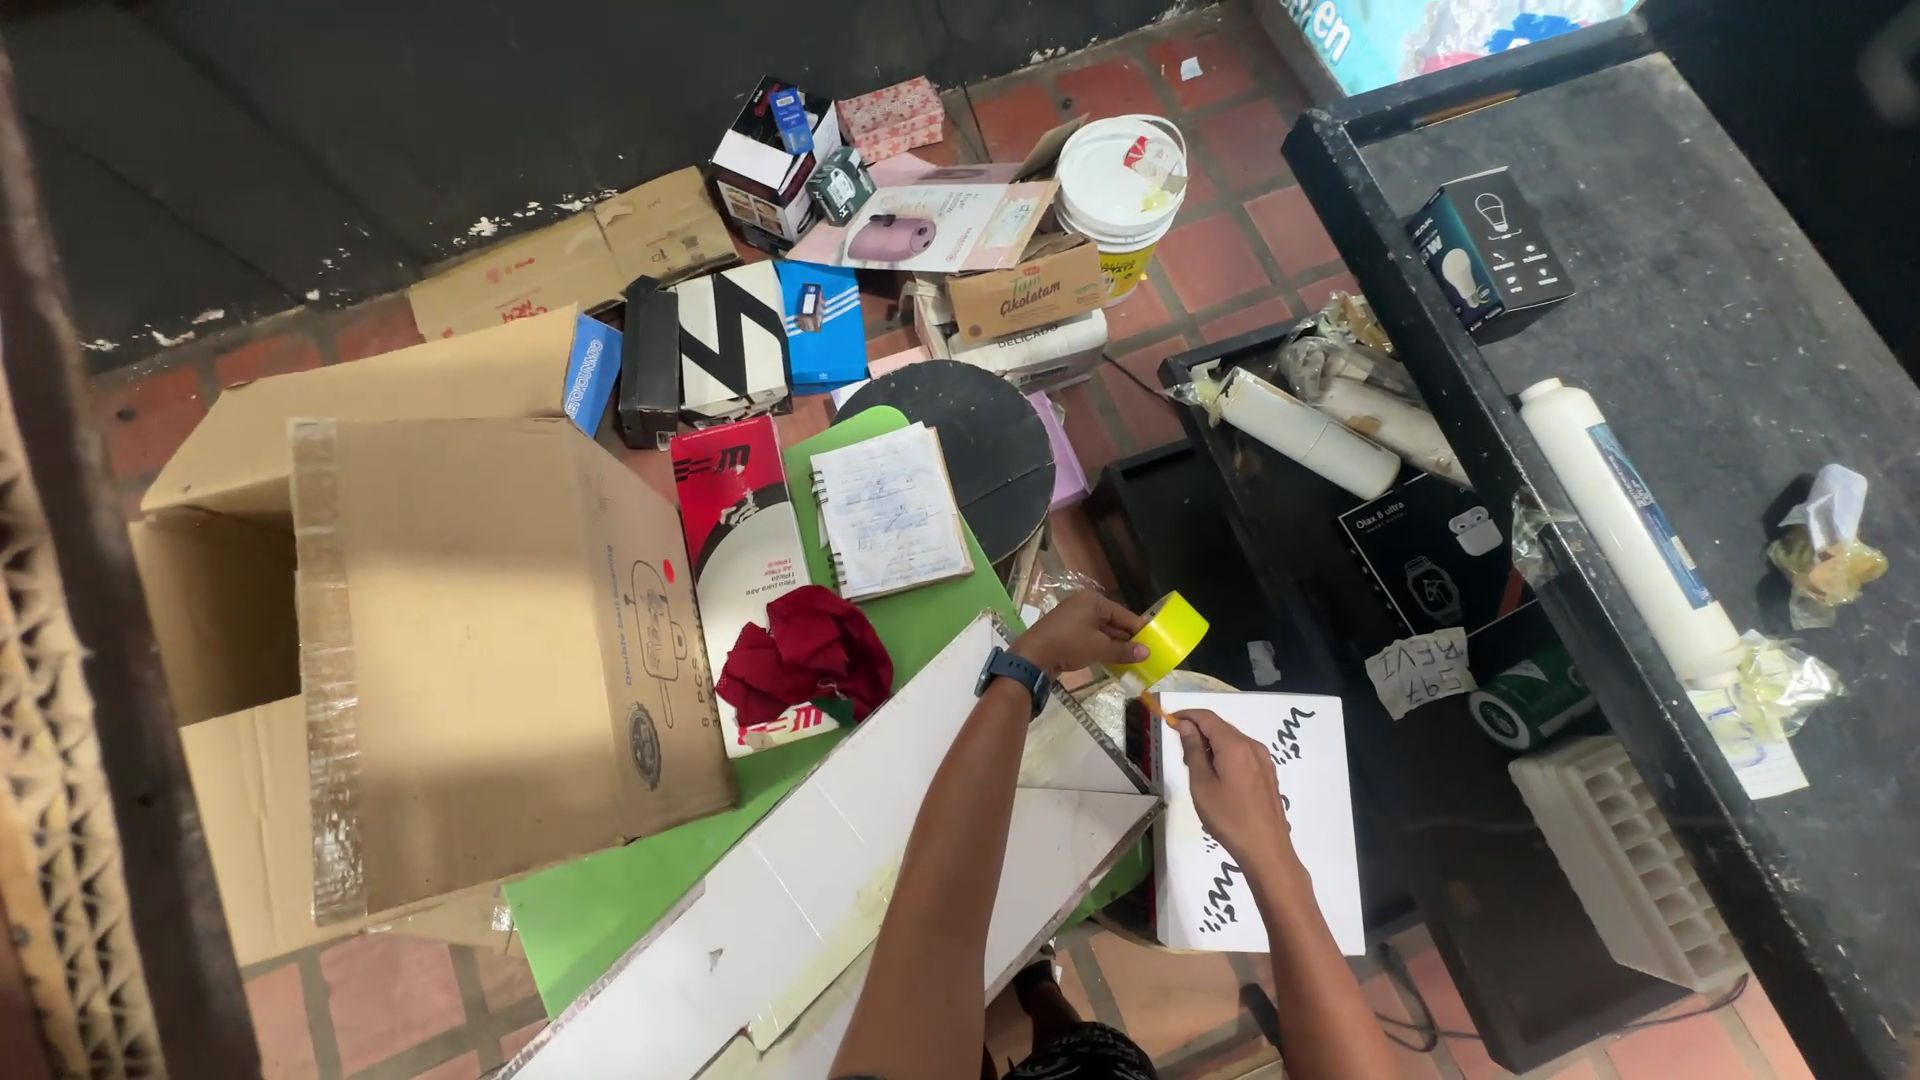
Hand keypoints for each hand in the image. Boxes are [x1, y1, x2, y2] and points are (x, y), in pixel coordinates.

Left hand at [1010, 592, 1148, 676]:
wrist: (1033, 655)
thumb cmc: (1069, 644)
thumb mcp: (1100, 647)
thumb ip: (1124, 650)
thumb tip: (1146, 652)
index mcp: (1093, 601)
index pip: (1123, 614)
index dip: (1139, 629)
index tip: (1154, 642)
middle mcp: (1084, 605)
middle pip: (1112, 621)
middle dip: (1127, 638)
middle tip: (1144, 654)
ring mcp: (1073, 617)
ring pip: (1101, 630)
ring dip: (1114, 644)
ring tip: (1132, 659)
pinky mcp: (1066, 631)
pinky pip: (1090, 636)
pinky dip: (1101, 647)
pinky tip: (1112, 660)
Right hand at [1173, 709, 1294, 875]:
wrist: (1266, 851)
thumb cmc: (1228, 818)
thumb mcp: (1201, 784)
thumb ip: (1193, 750)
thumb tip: (1186, 725)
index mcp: (1235, 746)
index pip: (1207, 717)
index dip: (1186, 715)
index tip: (1169, 722)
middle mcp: (1252, 746)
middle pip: (1220, 727)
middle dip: (1198, 731)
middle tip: (1181, 754)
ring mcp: (1263, 760)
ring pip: (1232, 740)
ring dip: (1212, 745)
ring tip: (1198, 769)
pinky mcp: (1268, 774)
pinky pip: (1242, 753)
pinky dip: (1226, 755)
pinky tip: (1218, 776)